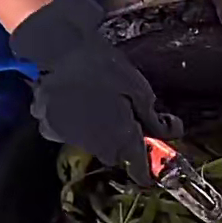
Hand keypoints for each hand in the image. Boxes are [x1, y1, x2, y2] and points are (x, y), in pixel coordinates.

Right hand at [10, 0, 179, 181]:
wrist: (60, 51)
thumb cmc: (105, 68)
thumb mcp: (140, 90)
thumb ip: (155, 119)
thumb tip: (171, 133)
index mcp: (122, 138)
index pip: (139, 170)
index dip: (146, 171)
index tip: (150, 170)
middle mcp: (97, 146)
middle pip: (115, 156)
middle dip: (123, 143)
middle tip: (125, 117)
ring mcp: (70, 139)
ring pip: (92, 144)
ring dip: (99, 132)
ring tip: (98, 105)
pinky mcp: (49, 129)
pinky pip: (68, 134)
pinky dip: (75, 124)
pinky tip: (76, 103)